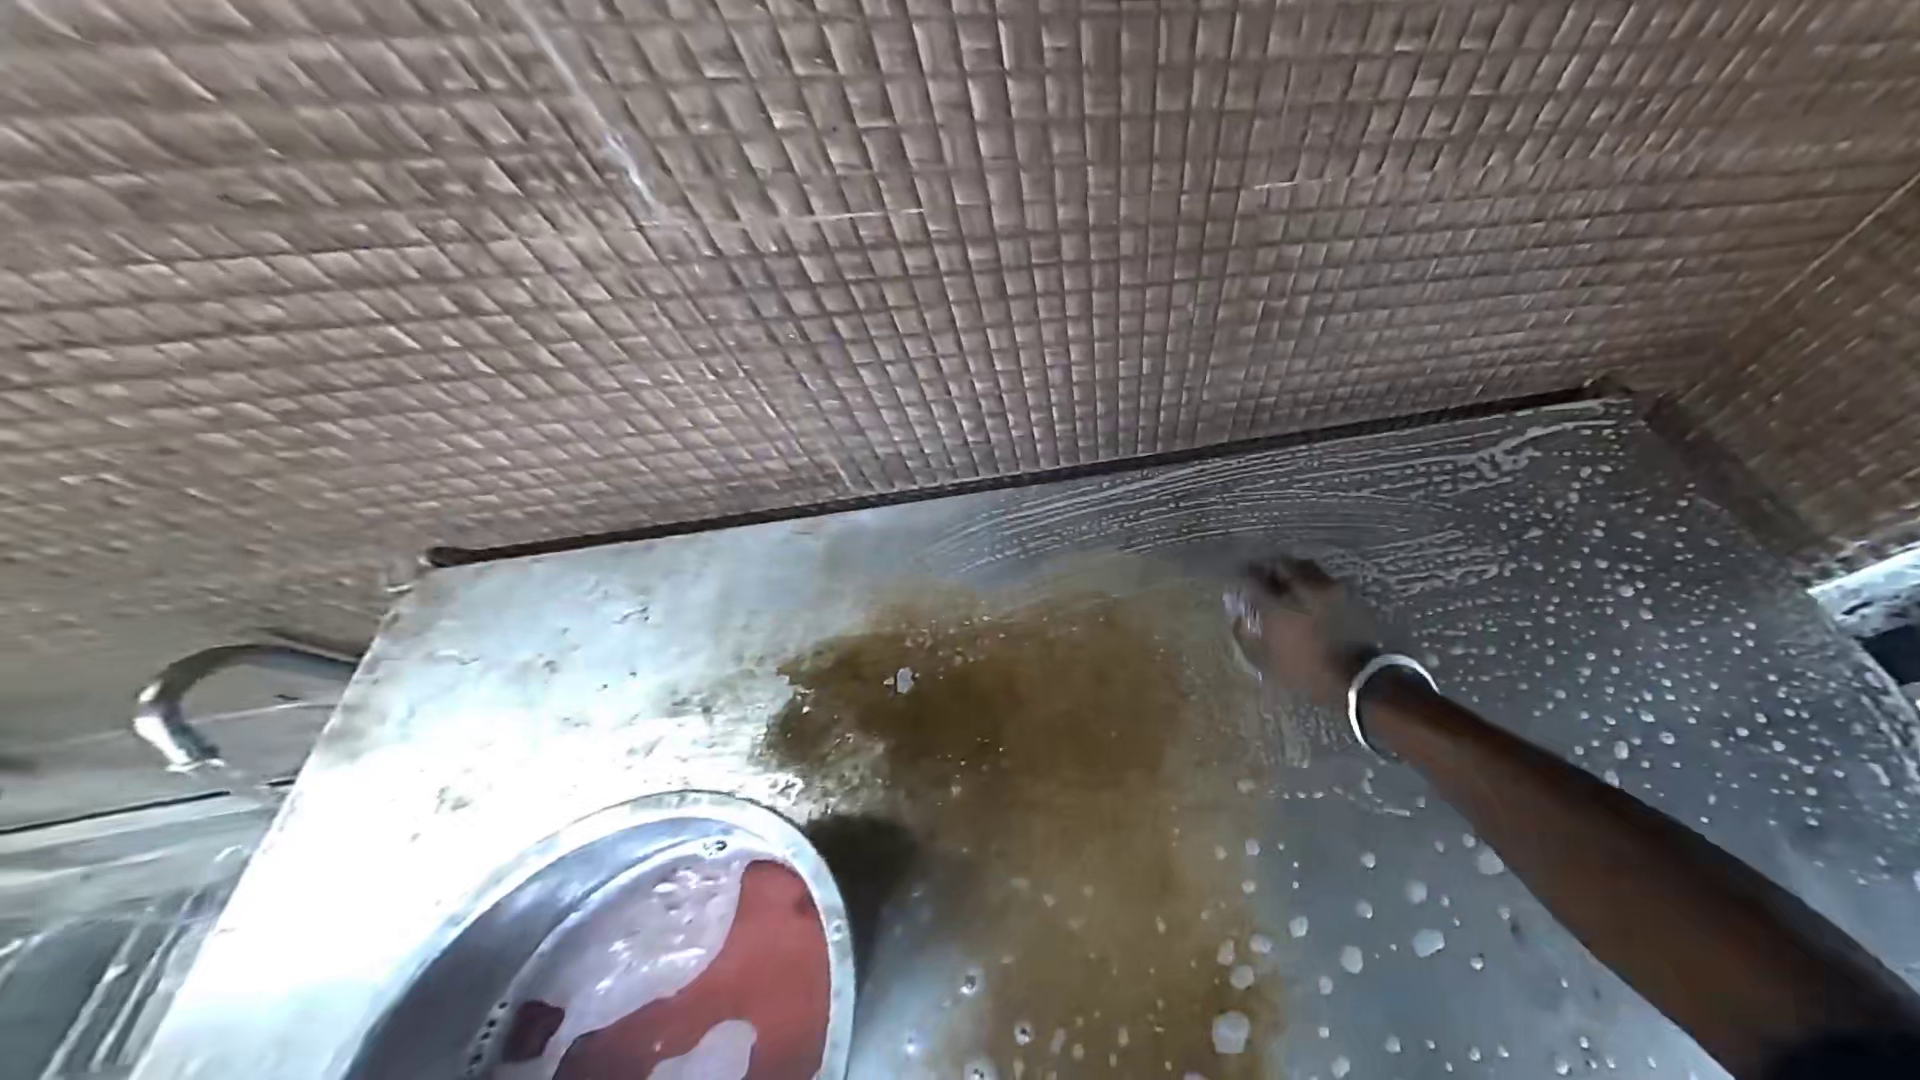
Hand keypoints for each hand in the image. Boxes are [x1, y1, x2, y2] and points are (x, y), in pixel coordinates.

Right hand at [1223, 558, 1374, 705]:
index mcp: (1278, 603)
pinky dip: (1310, 581)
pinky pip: (1323, 579)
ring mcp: (1329, 588)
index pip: (1252, 577)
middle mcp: (1303, 587)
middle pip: (1280, 563)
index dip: (1242, 576)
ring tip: (1284, 582)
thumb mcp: (1265, 659)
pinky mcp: (1348, 594)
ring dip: (1291, 571)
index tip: (1238, 582)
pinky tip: (1307, 594)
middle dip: (1267, 567)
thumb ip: (1244, 633)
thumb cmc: (1305, 671)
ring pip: (1304, 567)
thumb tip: (1237, 615)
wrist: (1358, 680)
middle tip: (1260, 576)